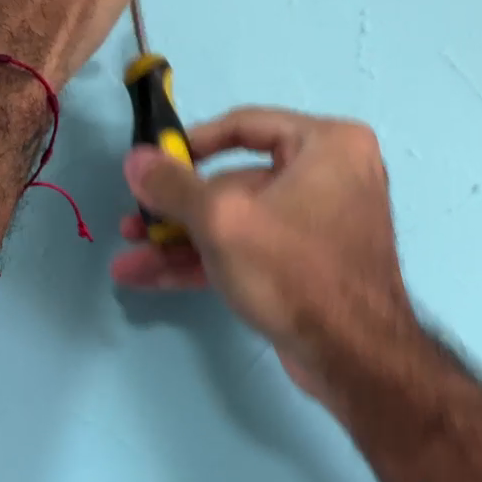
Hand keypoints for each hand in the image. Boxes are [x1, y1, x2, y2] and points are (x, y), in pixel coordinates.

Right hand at [110, 108, 416, 401]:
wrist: (352, 356)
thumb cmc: (292, 270)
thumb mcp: (221, 220)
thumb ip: (172, 186)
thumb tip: (135, 159)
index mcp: (326, 145)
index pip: (245, 125)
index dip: (190, 144)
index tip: (152, 167)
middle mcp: (327, 177)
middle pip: (232, 183)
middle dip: (174, 210)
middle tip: (132, 223)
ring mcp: (315, 226)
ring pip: (233, 224)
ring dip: (178, 243)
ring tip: (128, 261)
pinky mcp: (303, 267)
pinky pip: (245, 252)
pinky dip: (201, 263)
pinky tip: (149, 277)